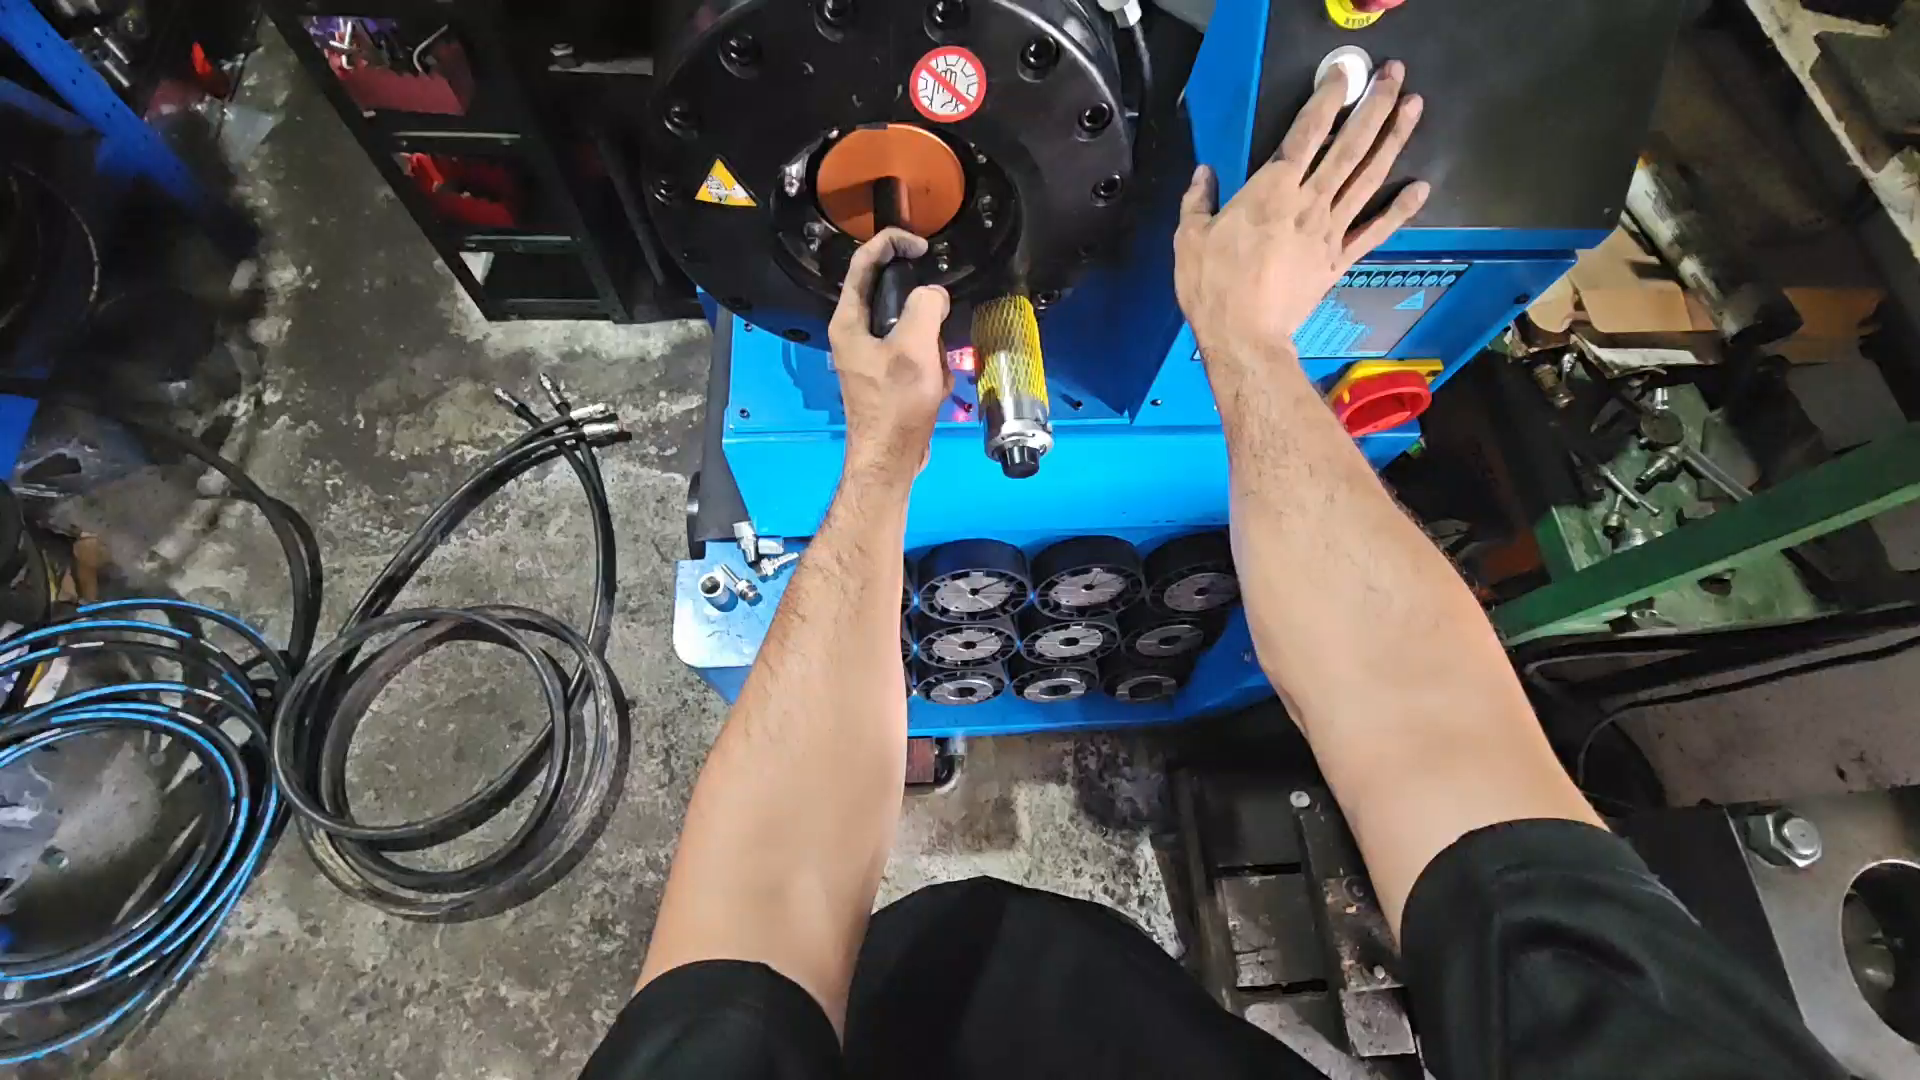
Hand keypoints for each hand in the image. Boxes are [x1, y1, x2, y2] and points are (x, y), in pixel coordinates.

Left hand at [828, 229, 951, 484]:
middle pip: (894, 298)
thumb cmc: (895, 405)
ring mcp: (873, 357)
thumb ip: (924, 308)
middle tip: (938, 331)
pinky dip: (932, 368)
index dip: (892, 243)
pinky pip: (917, 356)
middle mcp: (856, 334)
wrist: (891, 459)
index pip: (864, 262)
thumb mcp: (914, 349)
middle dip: (924, 314)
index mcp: (849, 321)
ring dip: (932, 347)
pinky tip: (934, 389)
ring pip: (912, 329)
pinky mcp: (890, 377)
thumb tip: (933, 295)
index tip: (922, 246)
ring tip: (934, 372)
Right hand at [1175, 60, 1428, 367]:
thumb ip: (1198, 202)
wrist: (1244, 336)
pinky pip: (1375, 230)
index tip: (1345, 74)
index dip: (1327, 100)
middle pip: (1349, 147)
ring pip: (1368, 178)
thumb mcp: (1189, 239)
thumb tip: (1204, 173)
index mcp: (1270, 192)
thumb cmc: (1211, 287)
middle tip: (1396, 76)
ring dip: (1394, 140)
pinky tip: (1420, 188)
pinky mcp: (1338, 260)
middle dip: (1374, 107)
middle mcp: (1308, 202)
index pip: (1305, 134)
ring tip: (1413, 109)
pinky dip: (1400, 209)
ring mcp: (1329, 231)